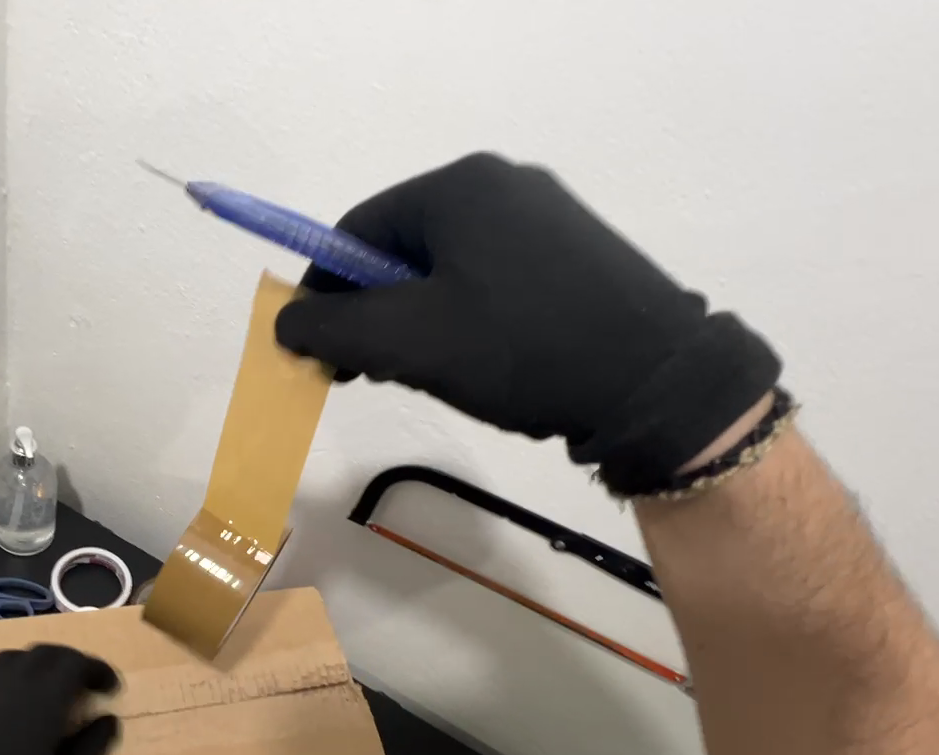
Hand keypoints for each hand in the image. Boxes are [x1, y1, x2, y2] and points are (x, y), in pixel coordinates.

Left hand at [0, 645, 119, 754]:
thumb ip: (92, 746)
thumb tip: (108, 718)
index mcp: (40, 708)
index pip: (72, 665)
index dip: (96, 669)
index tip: (112, 688)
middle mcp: (11, 692)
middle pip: (45, 653)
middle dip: (72, 661)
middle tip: (90, 684)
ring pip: (16, 657)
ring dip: (42, 663)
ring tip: (58, 687)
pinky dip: (18, 674)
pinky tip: (27, 702)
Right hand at [275, 152, 781, 494]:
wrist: (654, 383)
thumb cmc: (516, 350)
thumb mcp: (405, 342)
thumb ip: (328, 327)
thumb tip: (284, 321)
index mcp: (457, 189)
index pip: (354, 232)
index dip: (321, 293)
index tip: (315, 349)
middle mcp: (500, 186)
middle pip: (397, 250)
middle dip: (368, 312)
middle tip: (361, 370)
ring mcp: (541, 218)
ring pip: (441, 269)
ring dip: (409, 321)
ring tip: (415, 372)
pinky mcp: (569, 255)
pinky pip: (484, 279)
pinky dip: (456, 319)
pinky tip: (466, 360)